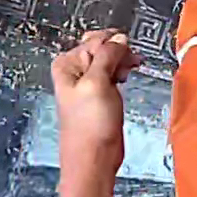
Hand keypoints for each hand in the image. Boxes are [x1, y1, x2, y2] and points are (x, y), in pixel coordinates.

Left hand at [50, 29, 138, 181]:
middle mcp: (75, 70)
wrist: (94, 159)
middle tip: (130, 63)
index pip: (95, 40)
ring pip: (110, 59)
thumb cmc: (90, 125)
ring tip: (129, 71)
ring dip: (123, 61)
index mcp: (67, 64)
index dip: (113, 44)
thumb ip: (108, 55)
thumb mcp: (97, 82)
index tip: (126, 51)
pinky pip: (113, 72)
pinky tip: (127, 77)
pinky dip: (122, 71)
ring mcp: (88, 82)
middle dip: (119, 52)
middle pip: (103, 47)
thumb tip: (119, 37)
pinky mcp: (101, 93)